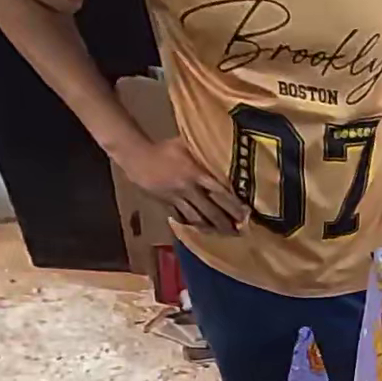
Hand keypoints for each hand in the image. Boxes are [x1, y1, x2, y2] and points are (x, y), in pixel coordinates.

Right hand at [111, 136, 245, 234]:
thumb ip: (203, 154)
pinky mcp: (166, 204)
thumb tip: (224, 156)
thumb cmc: (164, 149)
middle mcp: (188, 188)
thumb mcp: (185, 146)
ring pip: (197, 218)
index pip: (220, 193)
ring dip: (212, 228)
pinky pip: (182, 218)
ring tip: (224, 234)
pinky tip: (203, 230)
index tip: (246, 215)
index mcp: (195, 173)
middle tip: (238, 231)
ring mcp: (176, 198)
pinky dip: (193, 225)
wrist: (135, 156)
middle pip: (211, 211)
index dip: (234, 205)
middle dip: (226, 223)